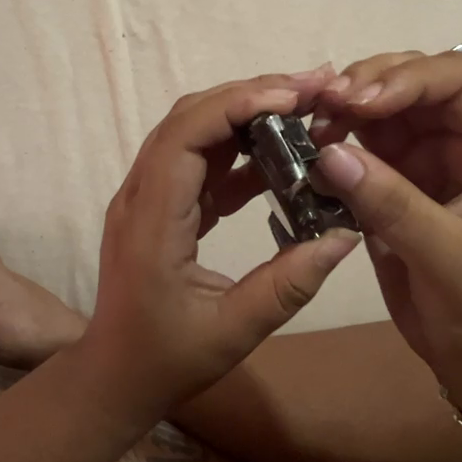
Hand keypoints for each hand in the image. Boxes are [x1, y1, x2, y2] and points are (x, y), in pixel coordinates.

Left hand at [86, 71, 361, 407]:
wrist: (115, 374)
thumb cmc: (167, 359)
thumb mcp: (233, 331)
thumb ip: (287, 285)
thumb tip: (345, 236)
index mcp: (151, 221)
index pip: (185, 136)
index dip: (237, 105)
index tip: (294, 96)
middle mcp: (142, 196)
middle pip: (190, 119)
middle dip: (251, 95)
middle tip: (314, 87)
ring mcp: (148, 198)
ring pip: (194, 132)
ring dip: (247, 114)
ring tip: (306, 107)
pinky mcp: (162, 207)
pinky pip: (199, 162)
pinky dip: (240, 148)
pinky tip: (282, 152)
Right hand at [310, 51, 461, 425]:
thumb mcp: (454, 259)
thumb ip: (395, 206)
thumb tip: (329, 154)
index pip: (458, 81)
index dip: (409, 78)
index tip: (359, 101)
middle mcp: (458, 145)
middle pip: (413, 85)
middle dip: (367, 85)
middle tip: (322, 106)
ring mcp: (422, 168)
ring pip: (378, 115)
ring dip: (343, 112)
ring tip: (308, 127)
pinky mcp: (390, 194)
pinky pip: (357, 155)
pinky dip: (331, 150)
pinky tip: (308, 157)